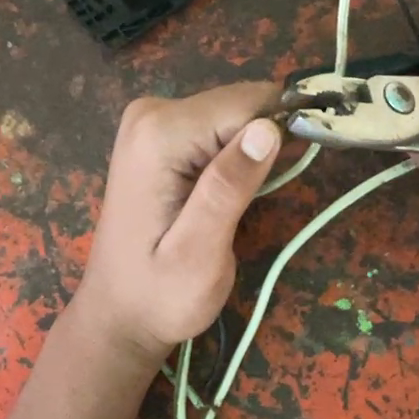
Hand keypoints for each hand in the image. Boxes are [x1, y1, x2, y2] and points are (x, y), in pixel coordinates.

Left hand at [70, 82, 283, 364]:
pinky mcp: (159, 135)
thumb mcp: (200, 253)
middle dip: (268, 141)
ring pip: (234, 113)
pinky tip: (233, 191)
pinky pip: (217, 127)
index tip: (300, 171)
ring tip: (249, 201)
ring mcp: (152, 121)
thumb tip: (269, 129)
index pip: (247, 105)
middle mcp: (151, 113)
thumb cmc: (160, 295)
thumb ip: (228, 188)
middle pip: (240, 104)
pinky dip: (237, 153)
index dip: (283, 133)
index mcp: (159, 136)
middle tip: (271, 197)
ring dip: (254, 150)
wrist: (118, 314)